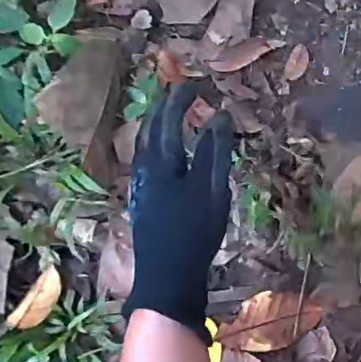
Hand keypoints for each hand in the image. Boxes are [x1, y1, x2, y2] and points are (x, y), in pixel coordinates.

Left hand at [123, 84, 233, 341]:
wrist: (166, 276)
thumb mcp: (213, 190)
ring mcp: (140, 184)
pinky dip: (155, 142)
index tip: (196, 85)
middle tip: (180, 92)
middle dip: (164, 107)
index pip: (170, 120)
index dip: (182, 100)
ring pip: (144, 143)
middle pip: (151, 128)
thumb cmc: (194, 232)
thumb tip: (220, 115)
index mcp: (162, 162)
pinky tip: (163, 150)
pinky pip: (145, 157)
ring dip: (156, 123)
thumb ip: (216, 151)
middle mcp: (145, 168)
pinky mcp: (141, 198)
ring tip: (169, 114)